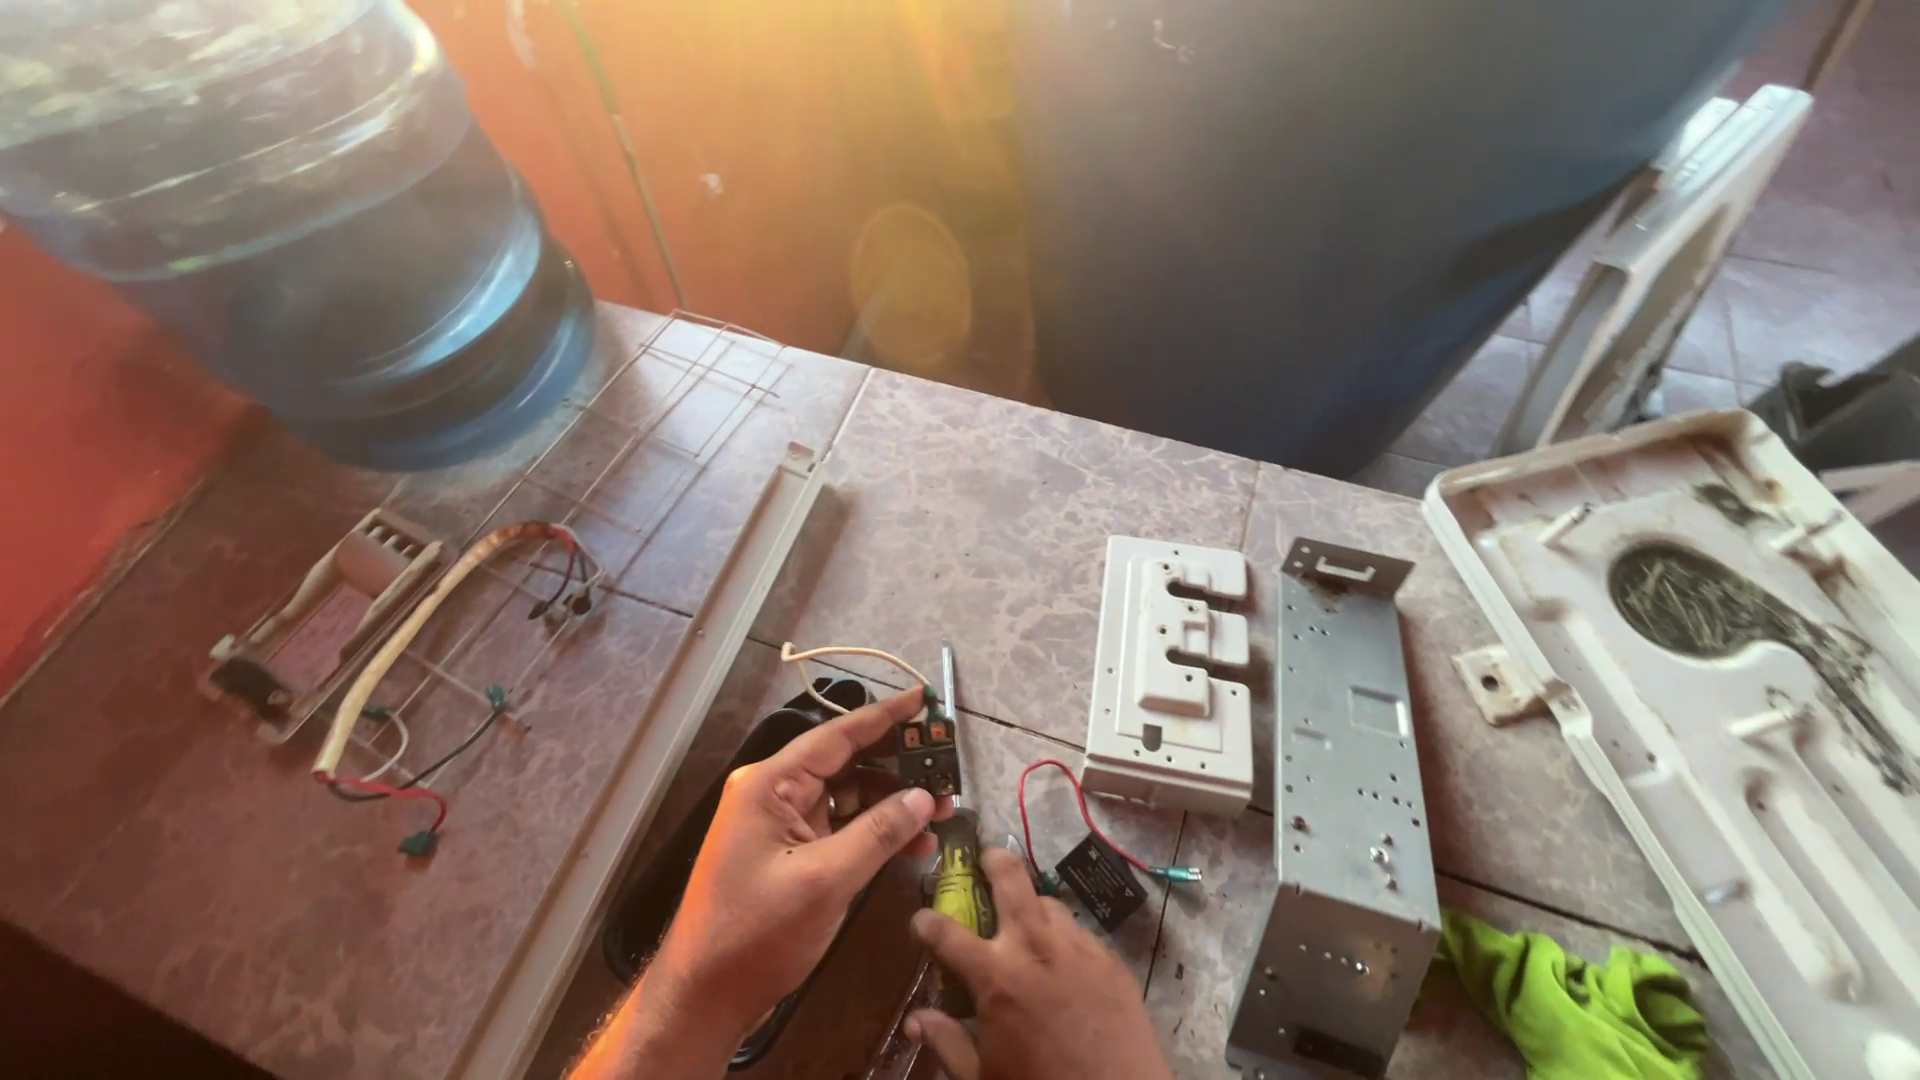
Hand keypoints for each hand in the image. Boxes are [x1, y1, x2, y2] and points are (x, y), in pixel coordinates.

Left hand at [572, 688, 950, 1079]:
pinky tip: (914, 843)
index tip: (922, 699)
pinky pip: (842, 827)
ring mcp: (782, 823)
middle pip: (847, 763)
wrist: (703, 999)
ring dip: (893, 803)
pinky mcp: (791, 851)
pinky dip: (876, 832)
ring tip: (942, 809)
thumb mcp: (825, 880)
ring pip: (850, 796)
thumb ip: (878, 833)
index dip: (884, 716)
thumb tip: (924, 797)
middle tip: (945, 764)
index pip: (837, 736)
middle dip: (897, 766)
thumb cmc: (756, 934)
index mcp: (771, 784)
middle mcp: (775, 793)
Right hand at [906, 848, 1173, 1079]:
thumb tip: (916, 1018)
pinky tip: (1064, 959)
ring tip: (1027, 918)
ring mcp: (1078, 949)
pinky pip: (1080, 933)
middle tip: (987, 855)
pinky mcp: (1110, 960)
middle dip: (995, 861)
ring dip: (1032, 904)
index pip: (948, 935)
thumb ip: (948, 1043)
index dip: (927, 923)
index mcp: (997, 978)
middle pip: (1012, 881)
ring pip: (1049, 903)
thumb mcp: (983, 1079)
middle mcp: (1036, 949)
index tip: (919, 919)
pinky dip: (1064, 937)